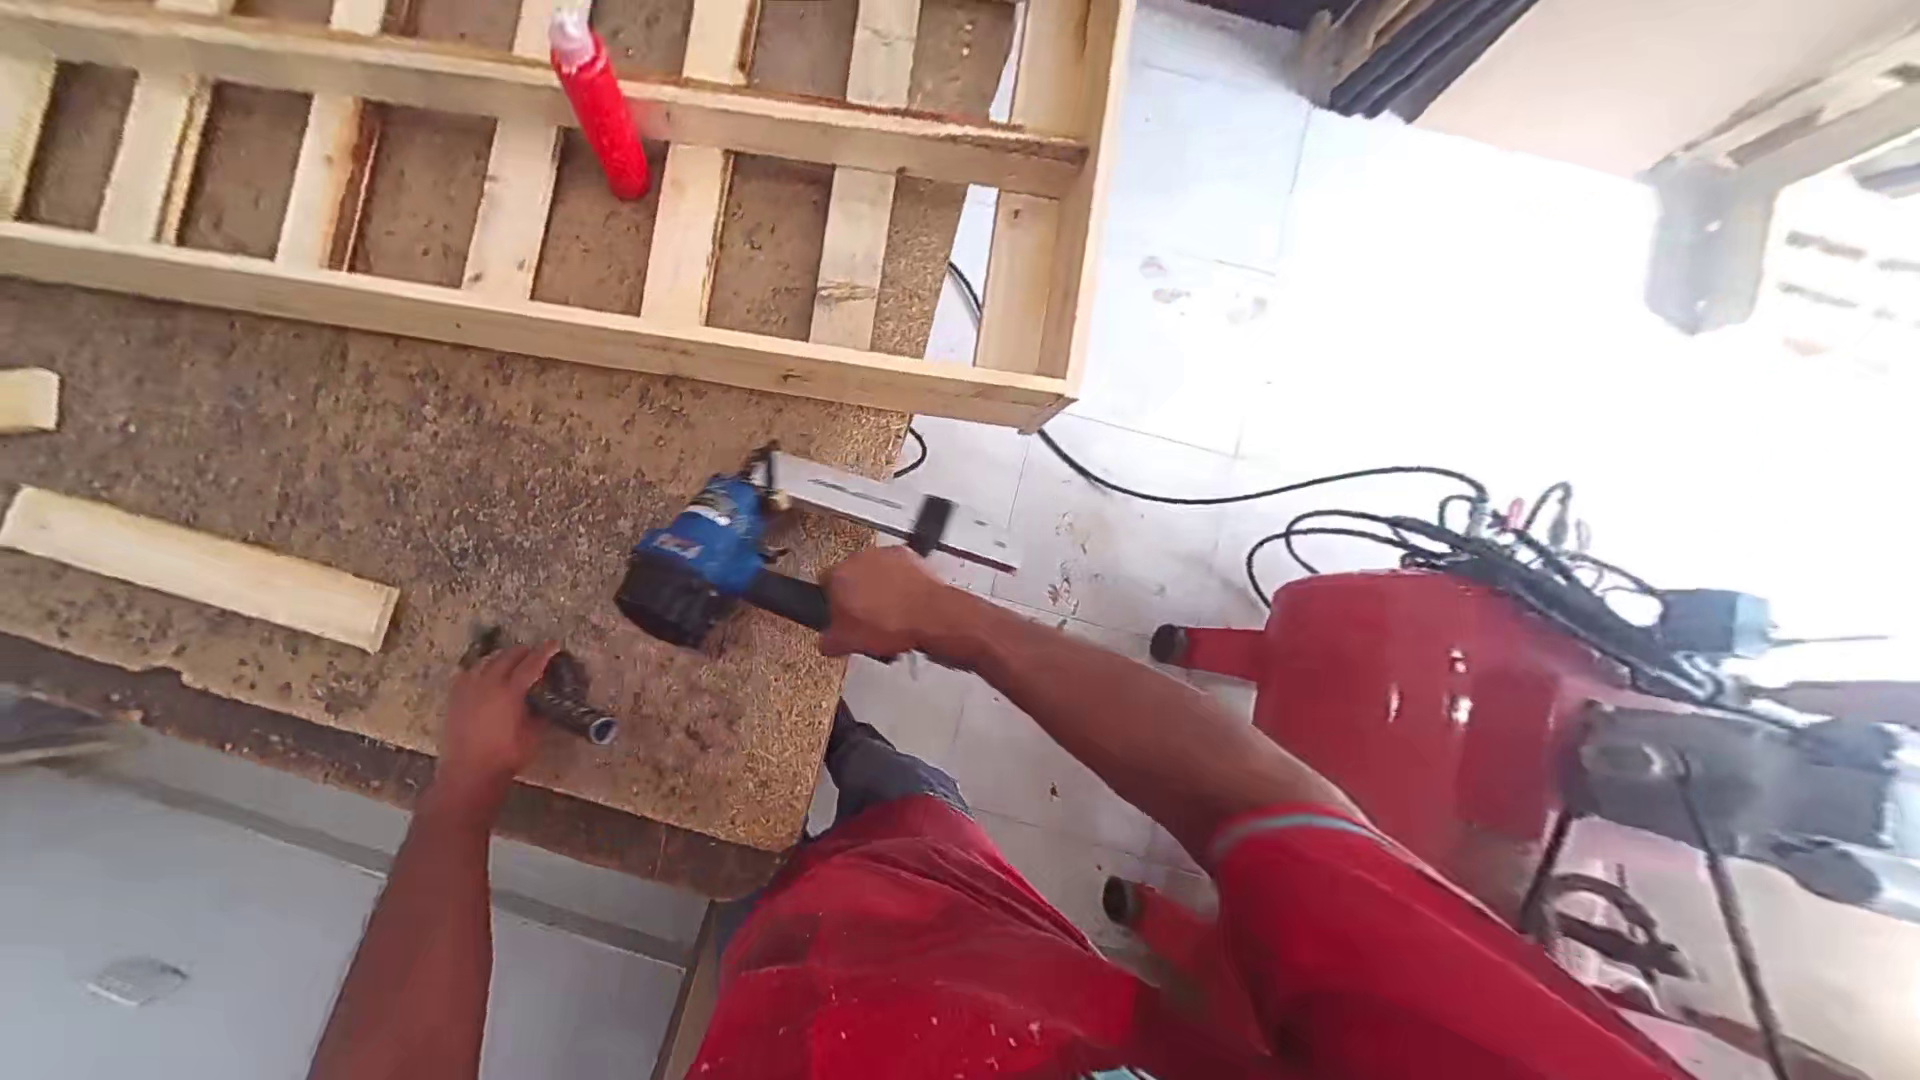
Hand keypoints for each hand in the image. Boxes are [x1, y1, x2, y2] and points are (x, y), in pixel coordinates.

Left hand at [434, 642, 559, 803]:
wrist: (468, 773)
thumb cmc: (507, 754)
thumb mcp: (534, 731)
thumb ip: (540, 709)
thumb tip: (548, 697)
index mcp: (510, 691)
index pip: (531, 664)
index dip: (545, 652)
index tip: (554, 644)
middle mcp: (487, 685)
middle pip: (506, 657)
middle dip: (523, 651)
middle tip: (536, 652)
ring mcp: (467, 691)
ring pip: (485, 662)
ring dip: (502, 656)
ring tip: (512, 659)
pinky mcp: (455, 699)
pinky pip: (468, 673)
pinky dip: (481, 668)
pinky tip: (486, 672)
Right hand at [818, 545, 952, 658]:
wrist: (929, 615)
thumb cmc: (893, 624)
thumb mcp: (849, 643)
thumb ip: (829, 641)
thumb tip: (827, 642)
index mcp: (838, 577)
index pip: (825, 584)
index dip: (834, 603)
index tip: (842, 614)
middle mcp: (859, 559)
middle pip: (851, 575)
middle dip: (857, 594)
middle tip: (867, 616)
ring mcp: (884, 555)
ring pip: (875, 570)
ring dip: (879, 585)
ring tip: (890, 611)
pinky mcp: (907, 555)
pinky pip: (898, 567)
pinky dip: (900, 579)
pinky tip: (905, 599)